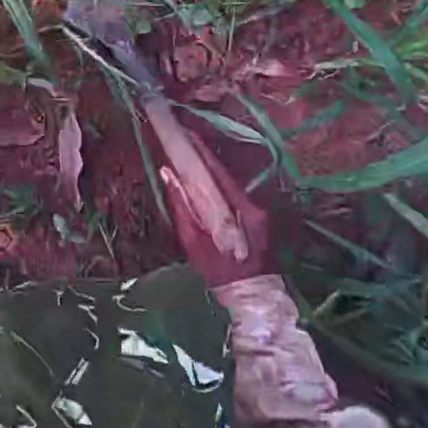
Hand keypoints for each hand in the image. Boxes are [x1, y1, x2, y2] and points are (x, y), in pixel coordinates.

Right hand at [161, 132, 272, 286]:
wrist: (251, 295)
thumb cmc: (218, 270)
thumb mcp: (193, 241)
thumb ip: (181, 206)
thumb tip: (167, 173)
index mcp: (241, 208)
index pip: (217, 170)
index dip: (201, 151)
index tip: (186, 133)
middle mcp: (254, 203)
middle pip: (225, 171)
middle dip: (205, 153)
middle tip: (186, 135)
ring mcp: (260, 208)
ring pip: (231, 180)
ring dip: (211, 165)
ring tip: (192, 150)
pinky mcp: (259, 214)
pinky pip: (236, 190)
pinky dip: (219, 179)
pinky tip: (207, 174)